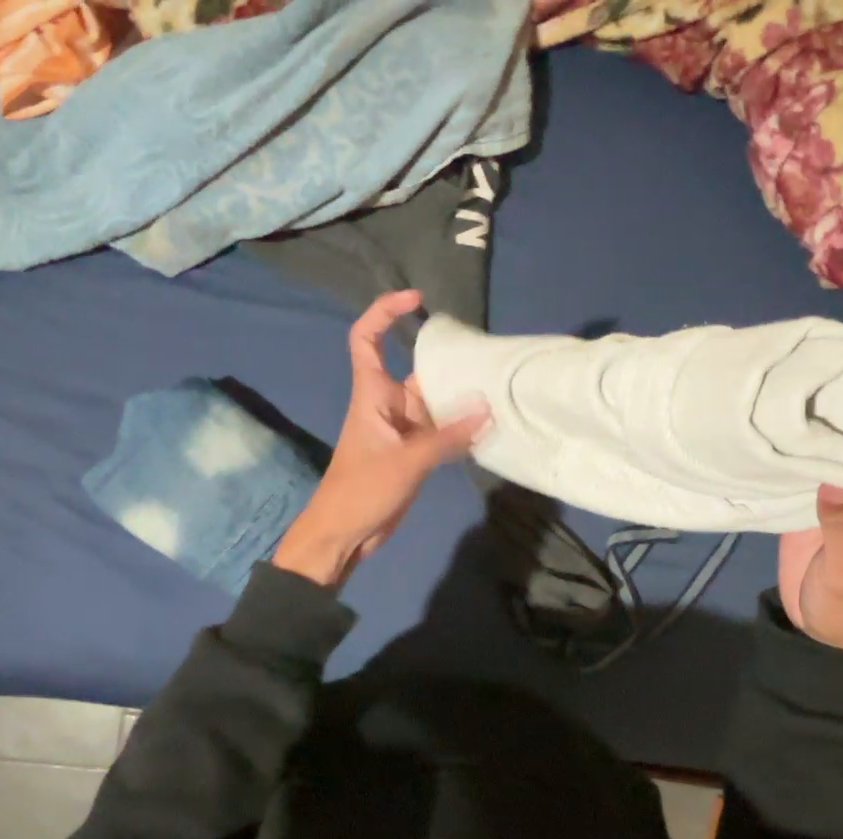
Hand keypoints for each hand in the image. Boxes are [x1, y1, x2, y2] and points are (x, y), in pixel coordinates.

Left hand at [272, 291, 490, 588]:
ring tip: (499, 391)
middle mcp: (388, 405)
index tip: (416, 300)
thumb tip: (487, 408)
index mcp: (372, 395)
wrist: (344, 535)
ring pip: (435, 404)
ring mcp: (402, 431)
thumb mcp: (407, 461)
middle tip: (488, 359)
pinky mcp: (413, 455)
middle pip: (418, 371)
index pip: (366, 339)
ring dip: (461, 400)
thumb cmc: (361, 490)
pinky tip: (489, 428)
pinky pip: (441, 431)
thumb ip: (448, 436)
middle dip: (448, 363)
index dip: (385, 312)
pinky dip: (461, 429)